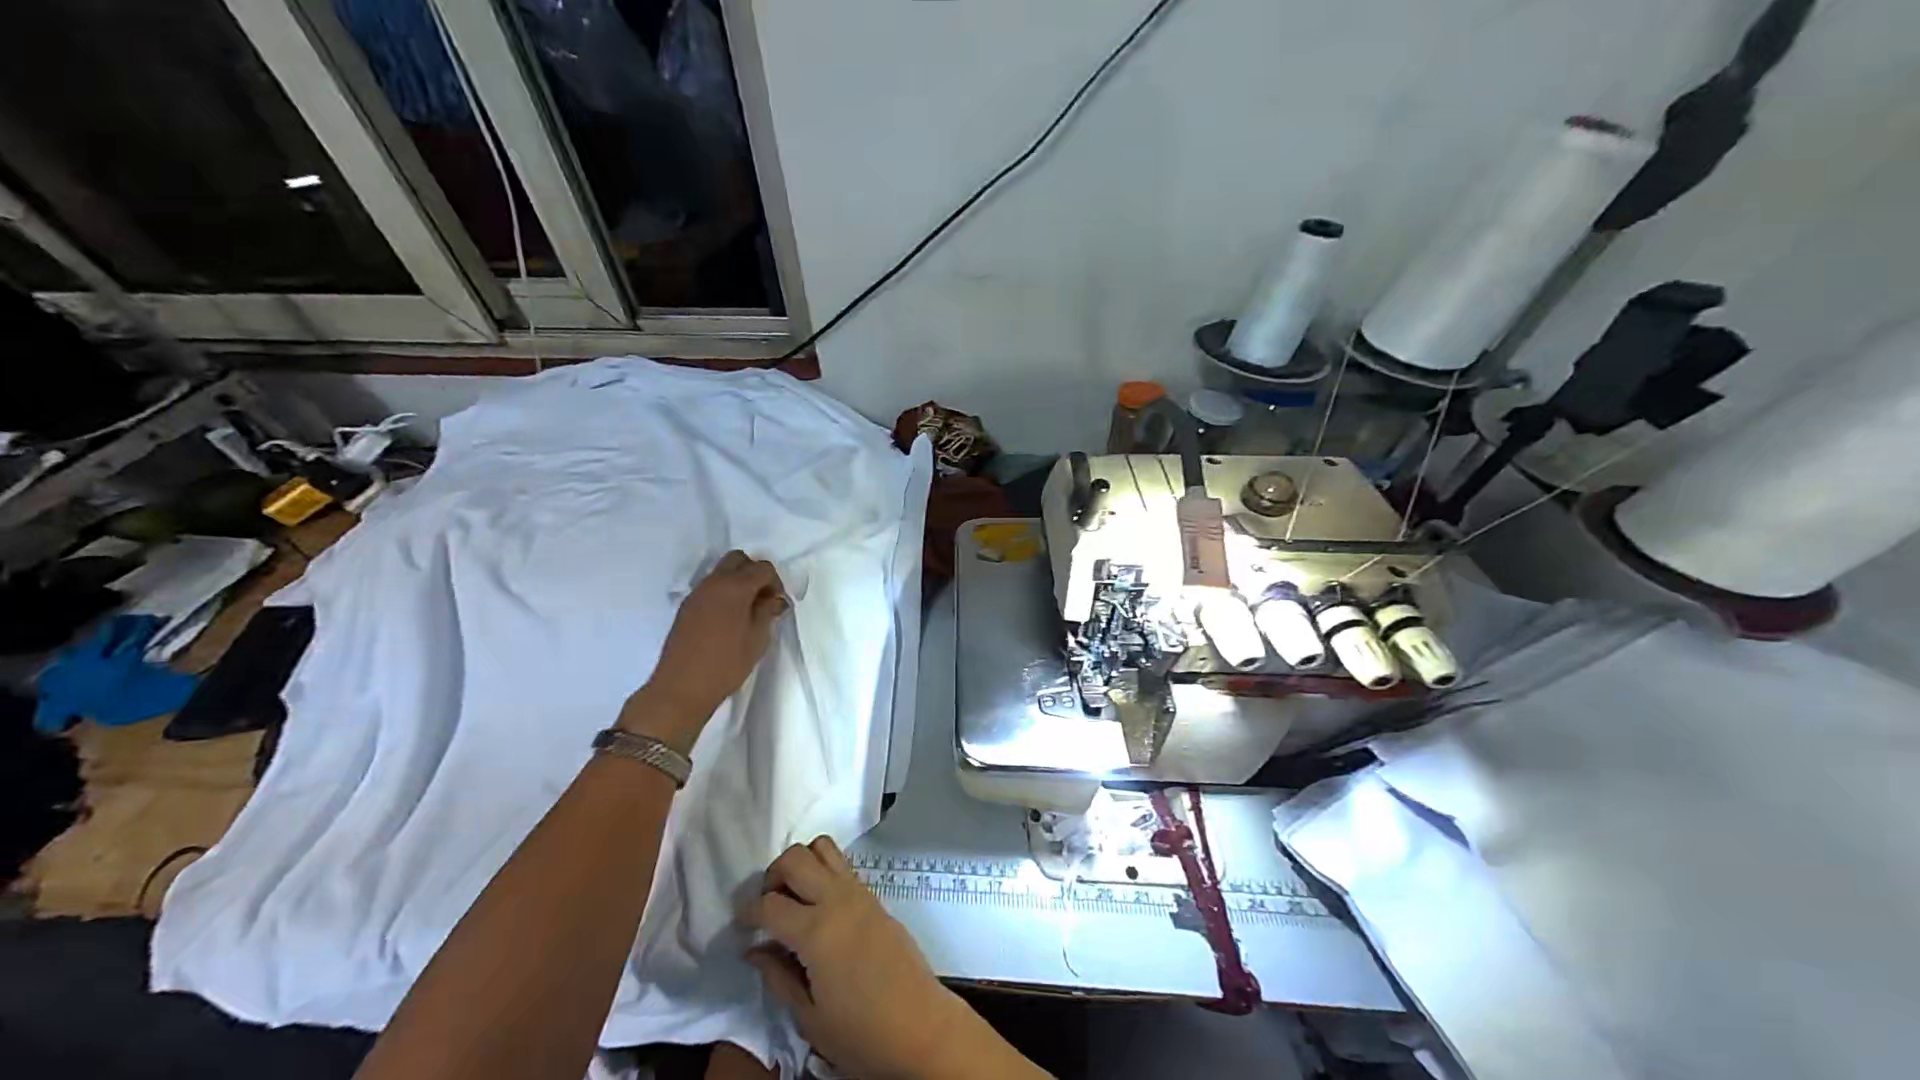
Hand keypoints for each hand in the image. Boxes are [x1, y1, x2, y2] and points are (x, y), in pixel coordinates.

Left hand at [622, 551, 785, 748]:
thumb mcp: (757, 639)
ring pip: (722, 572)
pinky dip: (724, 593)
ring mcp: (696, 594)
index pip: (762, 568)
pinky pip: (710, 588)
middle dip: (755, 573)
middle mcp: (713, 583)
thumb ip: (767, 612)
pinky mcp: (686, 607)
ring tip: (747, 612)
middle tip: (763, 599)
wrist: (681, 687)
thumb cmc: (726, 664)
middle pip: (738, 560)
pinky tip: (729, 619)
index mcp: (734, 587)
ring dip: (738, 582)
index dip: (775, 582)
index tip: (777, 604)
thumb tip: (774, 599)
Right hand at [743, 838, 968, 1079]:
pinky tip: (818, 904)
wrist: (921, 1028)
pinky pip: (843, 865)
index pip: (769, 904)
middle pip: (795, 858)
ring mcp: (860, 893)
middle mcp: (838, 900)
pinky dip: (823, 871)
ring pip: (823, 847)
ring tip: (793, 898)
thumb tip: (754, 950)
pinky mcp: (875, 896)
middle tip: (767, 907)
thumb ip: (778, 977)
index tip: (740, 927)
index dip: (747, 912)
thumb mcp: (809, 1018)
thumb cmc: (862, 1033)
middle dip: (772, 876)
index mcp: (817, 931)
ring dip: (801, 864)